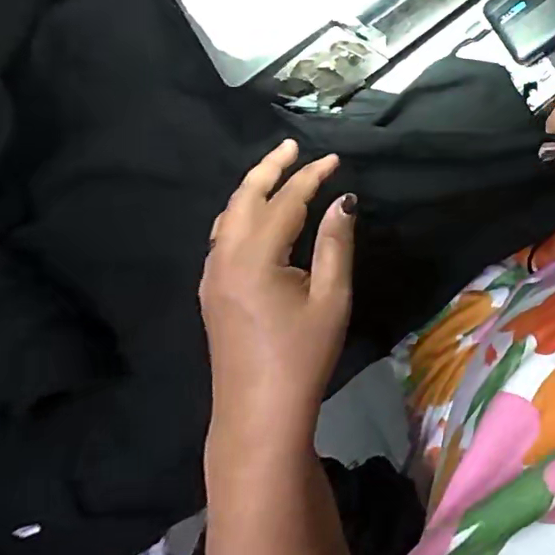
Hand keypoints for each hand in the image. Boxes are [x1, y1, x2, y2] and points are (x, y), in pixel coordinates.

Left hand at [200, 139, 353, 445]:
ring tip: (277, 169)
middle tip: (293, 145)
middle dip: (268, 169)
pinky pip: (223, 237)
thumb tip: (342, 201)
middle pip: (242, 201)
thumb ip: (335, 243)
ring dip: (252, 189)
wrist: (259, 409)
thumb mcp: (331, 296)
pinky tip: (260, 213)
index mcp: (254, 260)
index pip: (284, 203)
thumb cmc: (304, 351)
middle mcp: (224, 261)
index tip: (336, 158)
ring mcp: (212, 277)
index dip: (310, 177)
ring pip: (227, 218)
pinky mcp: (213, 291)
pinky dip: (242, 212)